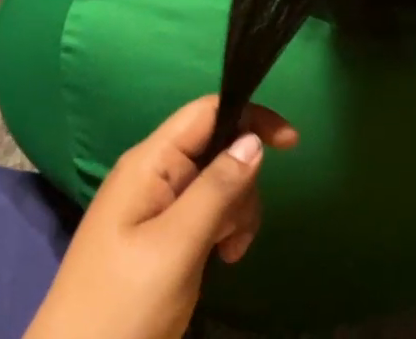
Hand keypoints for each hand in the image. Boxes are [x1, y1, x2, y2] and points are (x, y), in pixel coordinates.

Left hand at [23, 97, 298, 338]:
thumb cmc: (123, 304)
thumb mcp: (175, 246)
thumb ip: (216, 190)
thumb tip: (254, 139)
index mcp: (149, 163)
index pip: (206, 112)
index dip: (250, 116)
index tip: (292, 145)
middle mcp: (153, 174)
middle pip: (218, 148)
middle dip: (241, 183)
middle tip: (234, 232)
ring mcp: (157, 205)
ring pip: (219, 183)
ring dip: (235, 213)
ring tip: (226, 254)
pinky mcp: (163, 234)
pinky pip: (208, 213)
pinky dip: (225, 230)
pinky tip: (222, 260)